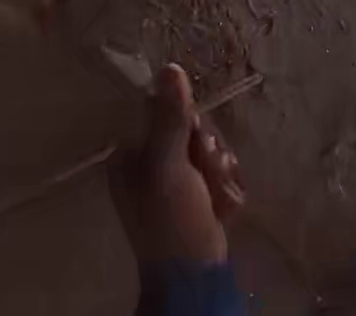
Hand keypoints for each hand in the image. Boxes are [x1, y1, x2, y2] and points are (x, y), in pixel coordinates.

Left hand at [111, 64, 244, 263]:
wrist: (196, 287)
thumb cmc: (173, 222)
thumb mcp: (169, 165)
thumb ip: (170, 117)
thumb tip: (170, 67)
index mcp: (130, 155)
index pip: (164, 112)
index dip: (187, 123)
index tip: (196, 141)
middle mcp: (148, 166)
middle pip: (190, 132)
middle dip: (207, 152)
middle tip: (208, 173)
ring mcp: (172, 186)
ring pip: (208, 152)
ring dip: (220, 171)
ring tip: (217, 197)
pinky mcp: (195, 202)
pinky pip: (217, 175)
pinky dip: (225, 189)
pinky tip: (225, 207)